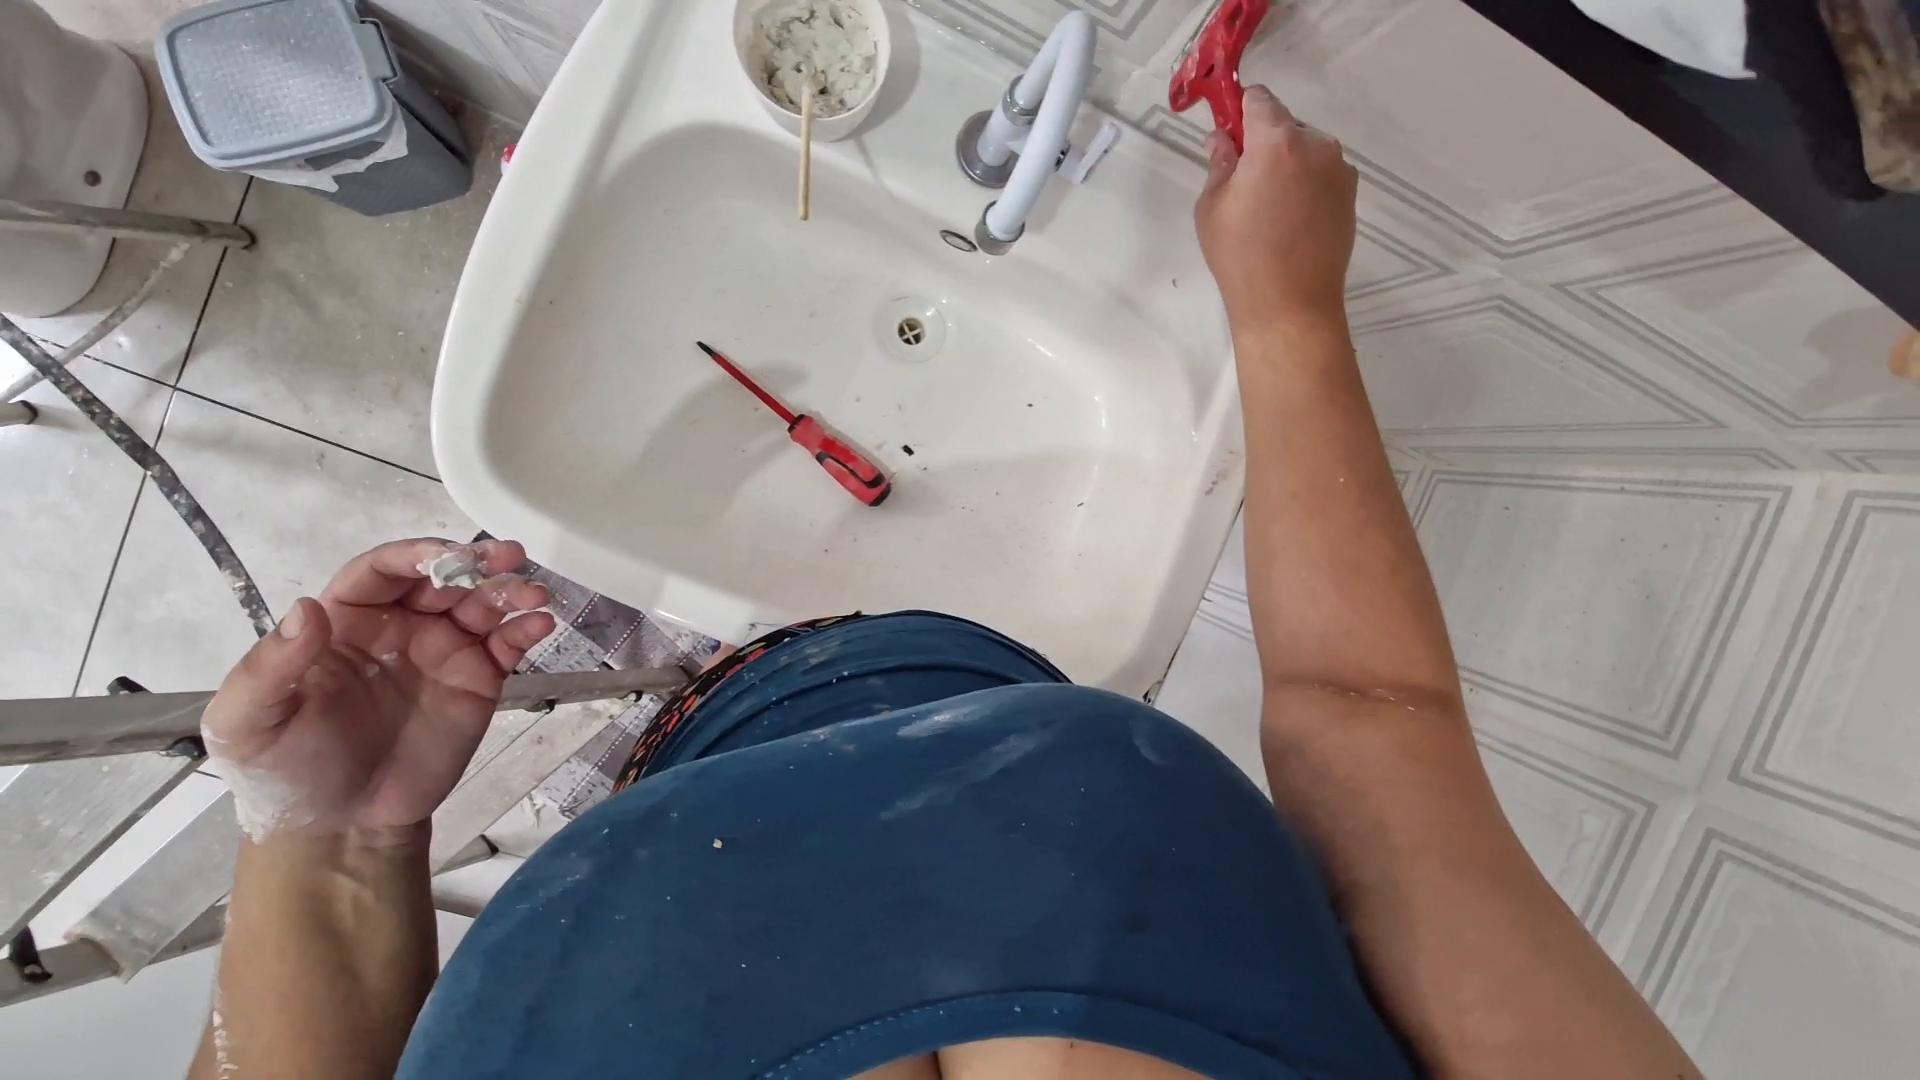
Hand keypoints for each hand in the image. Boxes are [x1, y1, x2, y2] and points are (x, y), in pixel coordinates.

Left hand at [200, 538, 556, 842]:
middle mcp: (402, 626)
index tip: (448, 557)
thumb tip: (309, 608)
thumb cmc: (288, 771)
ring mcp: (446, 651)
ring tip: (536, 594)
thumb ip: (271, 666)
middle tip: (509, 555)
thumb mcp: (249, 723)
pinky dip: (527, 629)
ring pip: (483, 604)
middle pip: (443, 579)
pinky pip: (508, 644)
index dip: (416, 556)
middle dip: (477, 563)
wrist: (345, 826)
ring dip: (511, 591)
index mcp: (347, 622)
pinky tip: (541, 624)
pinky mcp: (480, 679)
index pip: (383, 572)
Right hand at [1194, 85, 1358, 330]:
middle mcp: (1316, 145)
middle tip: (1244, 186)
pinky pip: (1322, 177)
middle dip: (1264, 146)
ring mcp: (1339, 170)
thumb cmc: (1240, 256)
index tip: (1228, 137)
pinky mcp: (1350, 196)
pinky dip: (1306, 188)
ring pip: (1306, 153)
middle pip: (1285, 127)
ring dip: (1287, 167)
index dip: (1240, 112)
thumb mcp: (1211, 208)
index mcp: (1277, 141)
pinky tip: (1291, 224)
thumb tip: (1222, 139)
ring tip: (1269, 212)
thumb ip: (1219, 164)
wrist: (1289, 303)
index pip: (1259, 100)